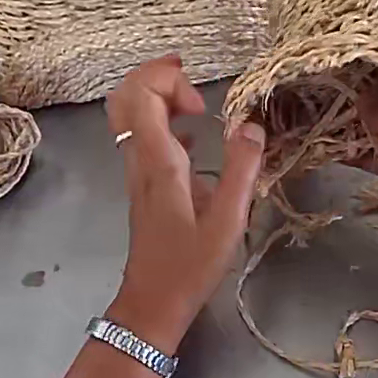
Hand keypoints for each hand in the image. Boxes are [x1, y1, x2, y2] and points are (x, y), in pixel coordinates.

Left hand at [105, 56, 265, 352]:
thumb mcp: (227, 221)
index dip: (168, 80)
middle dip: (156, 76)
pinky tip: (193, 138)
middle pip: (126, 97)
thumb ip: (241, 170)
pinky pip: (143, 139)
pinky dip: (163, 123)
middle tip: (190, 78)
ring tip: (194, 101)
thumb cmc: (190, 266)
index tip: (202, 105)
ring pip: (130, 117)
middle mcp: (140, 160)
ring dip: (157, 98)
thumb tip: (251, 125)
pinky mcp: (143, 187)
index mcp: (158, 161)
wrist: (153, 301)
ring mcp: (137, 173)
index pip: (142, 94)